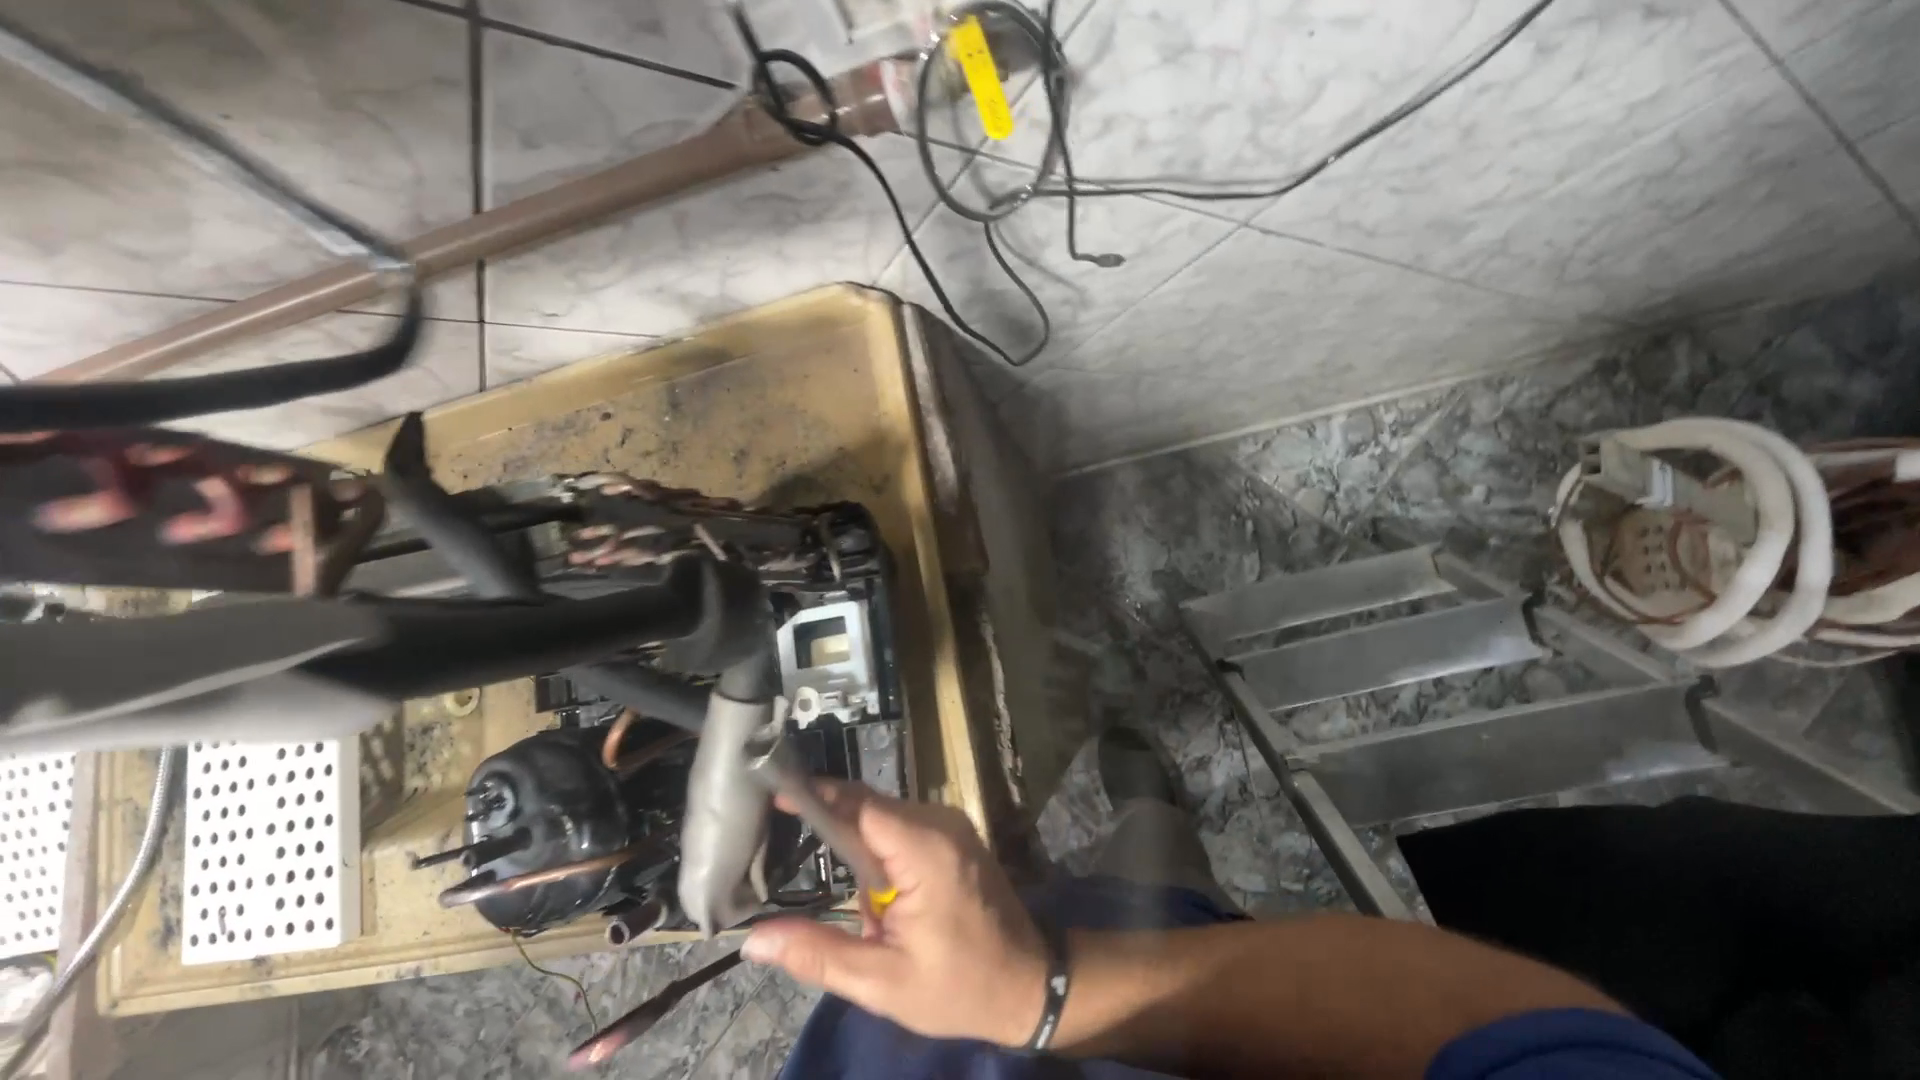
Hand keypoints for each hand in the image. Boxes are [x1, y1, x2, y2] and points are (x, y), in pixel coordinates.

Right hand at [740, 780, 1048, 1045]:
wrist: (1029, 985)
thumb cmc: (958, 987)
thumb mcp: (882, 981)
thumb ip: (817, 953)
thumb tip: (754, 940)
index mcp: (925, 849)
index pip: (858, 804)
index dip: (815, 797)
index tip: (771, 795)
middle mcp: (940, 822)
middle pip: (868, 806)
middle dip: (828, 824)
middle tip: (781, 843)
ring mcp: (951, 825)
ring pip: (883, 817)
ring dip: (856, 846)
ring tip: (832, 883)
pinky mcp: (954, 835)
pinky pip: (903, 827)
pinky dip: (879, 851)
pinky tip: (873, 895)